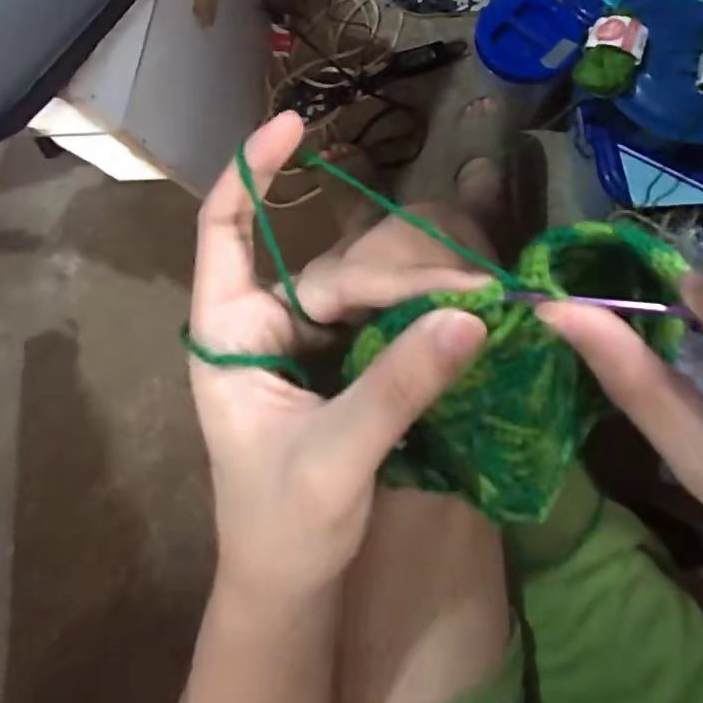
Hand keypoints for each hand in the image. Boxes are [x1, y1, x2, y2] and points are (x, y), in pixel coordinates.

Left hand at [189, 112, 489, 592]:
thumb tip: (470, 315)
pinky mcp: (358, 355)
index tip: (298, 124)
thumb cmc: (284, 523)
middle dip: (396, 265)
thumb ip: (399, 385)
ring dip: (423, 282)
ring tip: (476, 291)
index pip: (226, 233)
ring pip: (371, 281)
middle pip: (332, 259)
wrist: (297, 577)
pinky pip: (395, 309)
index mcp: (234, 334)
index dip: (253, 172)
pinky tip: (467, 298)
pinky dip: (430, 302)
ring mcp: (321, 337)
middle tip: (467, 285)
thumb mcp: (336, 456)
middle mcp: (275, 321)